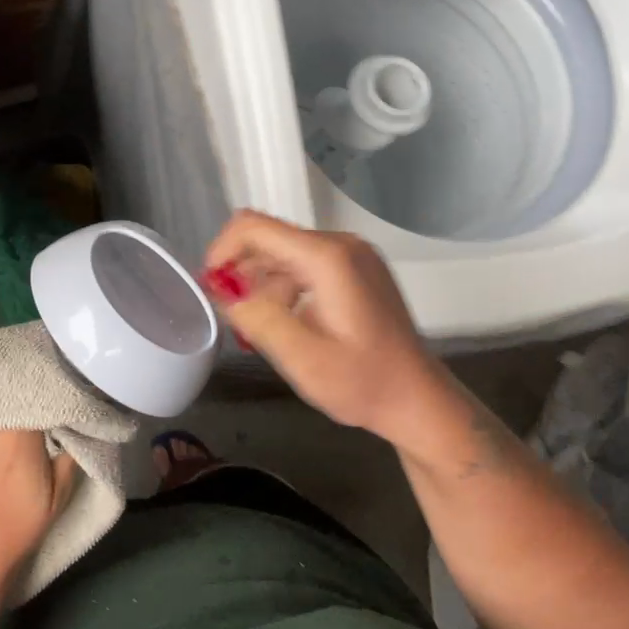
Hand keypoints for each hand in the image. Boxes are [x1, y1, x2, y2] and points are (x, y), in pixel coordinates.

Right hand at [205, 209, 440, 435]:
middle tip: (231, 317)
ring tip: (256, 328)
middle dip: (241, 272)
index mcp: (327, 258)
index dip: (222, 251)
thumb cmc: (362, 383)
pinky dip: (284, 287)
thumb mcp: (300, 357)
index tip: (211, 288)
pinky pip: (306, 265)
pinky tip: (283, 323)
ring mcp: (354, 255)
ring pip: (285, 253)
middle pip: (270, 238)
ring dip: (261, 283)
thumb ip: (255, 317)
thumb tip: (221, 289)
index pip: (254, 227)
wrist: (418, 401)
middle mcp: (341, 244)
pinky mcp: (358, 270)